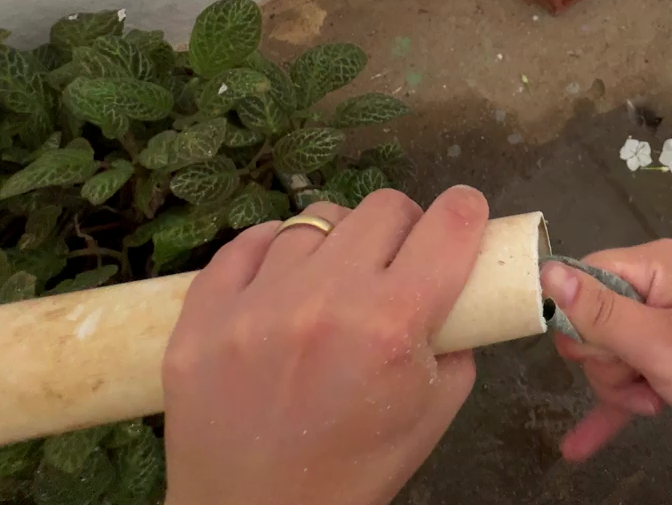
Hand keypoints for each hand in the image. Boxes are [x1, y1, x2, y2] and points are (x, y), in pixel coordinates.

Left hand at [162, 187, 489, 504]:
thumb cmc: (361, 466)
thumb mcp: (442, 402)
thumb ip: (460, 328)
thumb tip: (458, 271)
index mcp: (394, 322)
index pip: (452, 220)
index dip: (469, 210)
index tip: (463, 223)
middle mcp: (327, 301)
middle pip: (387, 206)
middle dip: (406, 228)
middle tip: (396, 265)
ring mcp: (257, 306)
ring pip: (319, 217)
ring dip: (340, 241)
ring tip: (332, 281)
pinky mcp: (202, 317)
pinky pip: (250, 241)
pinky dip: (275, 251)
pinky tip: (284, 282)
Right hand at [540, 239, 671, 459]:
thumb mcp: (658, 342)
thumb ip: (599, 312)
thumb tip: (546, 269)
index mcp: (654, 266)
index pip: (585, 276)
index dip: (574, 316)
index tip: (584, 352)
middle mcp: (659, 287)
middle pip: (596, 321)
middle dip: (605, 361)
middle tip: (637, 376)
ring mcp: (670, 325)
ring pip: (614, 356)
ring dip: (623, 387)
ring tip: (653, 402)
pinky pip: (635, 379)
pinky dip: (616, 407)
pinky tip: (580, 447)